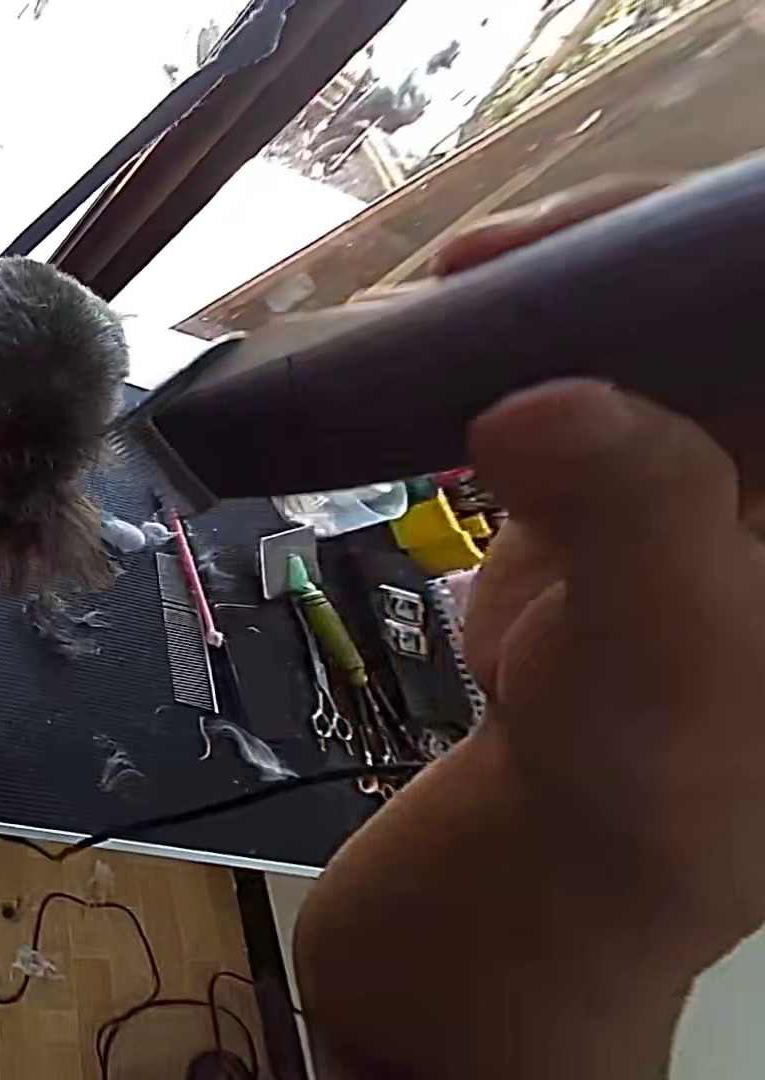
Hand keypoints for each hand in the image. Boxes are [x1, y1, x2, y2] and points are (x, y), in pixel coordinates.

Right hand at [443, 181, 764, 962]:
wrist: (597, 788)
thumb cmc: (676, 744)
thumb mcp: (665, 641)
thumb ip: (629, 519)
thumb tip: (533, 402)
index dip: (736, 233)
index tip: (606, 232)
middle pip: (739, 283)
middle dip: (621, 247)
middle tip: (484, 258)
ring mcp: (722, 440)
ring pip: (646, 322)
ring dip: (541, 298)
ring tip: (442, 292)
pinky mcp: (628, 464)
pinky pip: (571, 376)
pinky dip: (495, 356)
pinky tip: (432, 354)